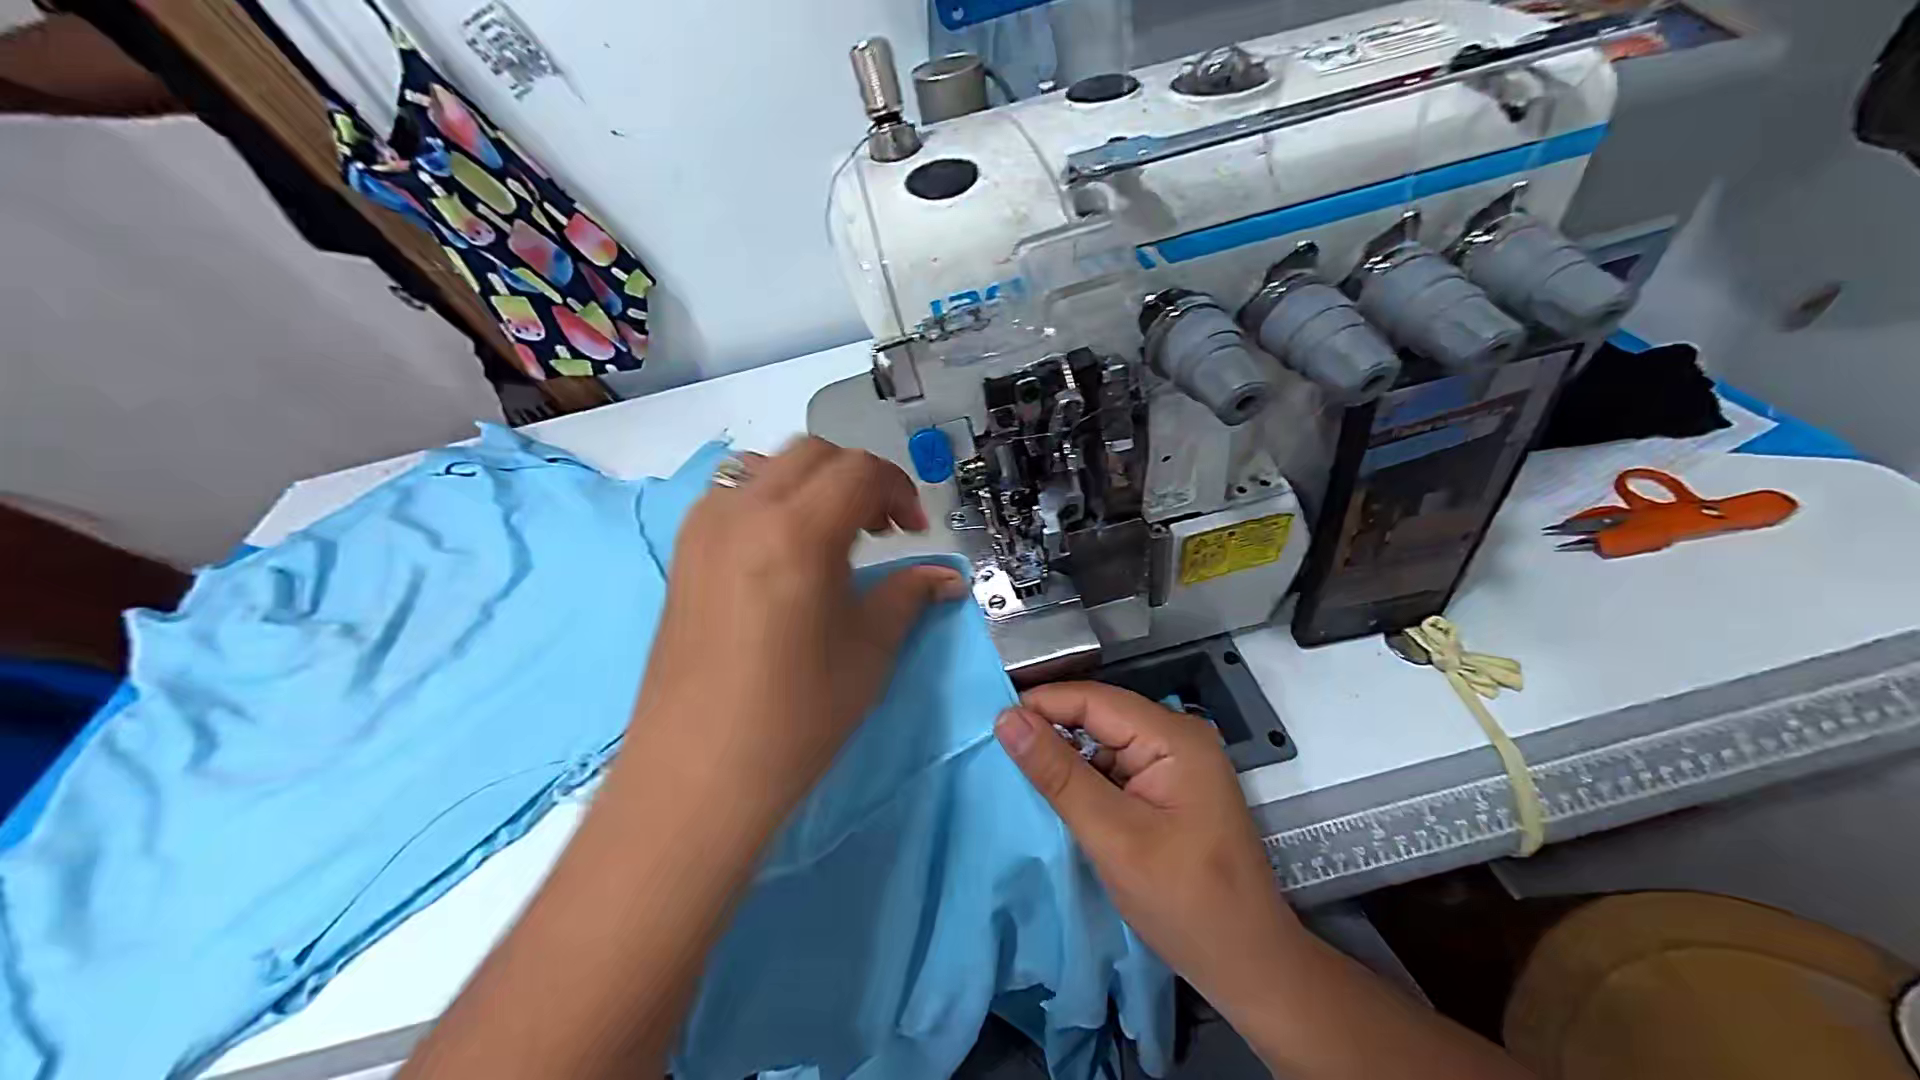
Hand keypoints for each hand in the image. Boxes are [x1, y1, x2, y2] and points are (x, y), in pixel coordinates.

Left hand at [635, 437, 967, 810]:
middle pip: (814, 454)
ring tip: (834, 534)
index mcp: (796, 531)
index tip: (914, 530)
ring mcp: (704, 529)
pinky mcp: (684, 553)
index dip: (898, 490)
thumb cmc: (797, 715)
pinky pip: (734, 495)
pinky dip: (772, 499)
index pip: (858, 471)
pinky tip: (787, 552)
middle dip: (859, 479)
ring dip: (814, 483)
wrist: (699, 772)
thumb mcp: (868, 649)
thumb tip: (944, 576)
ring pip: (769, 466)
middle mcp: (743, 512)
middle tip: (882, 528)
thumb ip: (908, 595)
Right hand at [994, 683, 1303, 1007]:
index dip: (1041, 705)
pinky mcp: (1167, 787)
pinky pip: (1114, 765)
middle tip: (999, 752)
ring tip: (1020, 775)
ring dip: (1064, 756)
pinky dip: (1083, 777)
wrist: (1247, 965)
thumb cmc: (1186, 902)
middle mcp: (1176, 737)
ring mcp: (1174, 762)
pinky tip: (1058, 794)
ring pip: (1102, 741)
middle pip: (1098, 716)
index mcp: (1174, 737)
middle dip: (1049, 730)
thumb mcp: (1113, 837)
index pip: (1093, 699)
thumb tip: (1007, 720)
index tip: (992, 725)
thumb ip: (1058, 774)